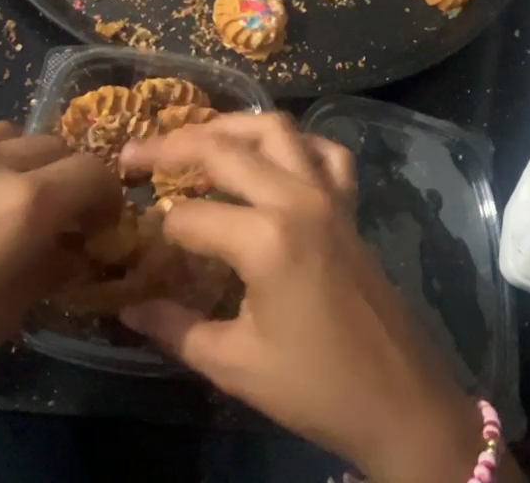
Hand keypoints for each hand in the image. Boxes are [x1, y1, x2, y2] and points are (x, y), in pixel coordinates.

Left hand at [0, 102, 121, 482]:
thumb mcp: (9, 314)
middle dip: (65, 181)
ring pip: (4, 131)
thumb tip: (72, 246)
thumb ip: (51, 265)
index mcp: (25, 205)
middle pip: (53, 148)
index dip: (104, 198)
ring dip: (17, 160)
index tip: (95, 223)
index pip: (92, 174)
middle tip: (53, 217)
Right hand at [118, 113, 486, 482]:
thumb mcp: (234, 364)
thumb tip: (127, 308)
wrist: (402, 403)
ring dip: (229, 127)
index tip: (141, 245)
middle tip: (133, 157)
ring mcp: (328, 196)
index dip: (158, 229)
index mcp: (264, 240)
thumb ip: (174, 328)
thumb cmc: (316, 388)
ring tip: (195, 141)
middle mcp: (295, 200)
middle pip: (221, 149)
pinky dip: (294, 143)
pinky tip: (271, 158)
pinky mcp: (350, 204)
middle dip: (169, 148)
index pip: (188, 216)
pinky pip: (324, 151)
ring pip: (273, 128)